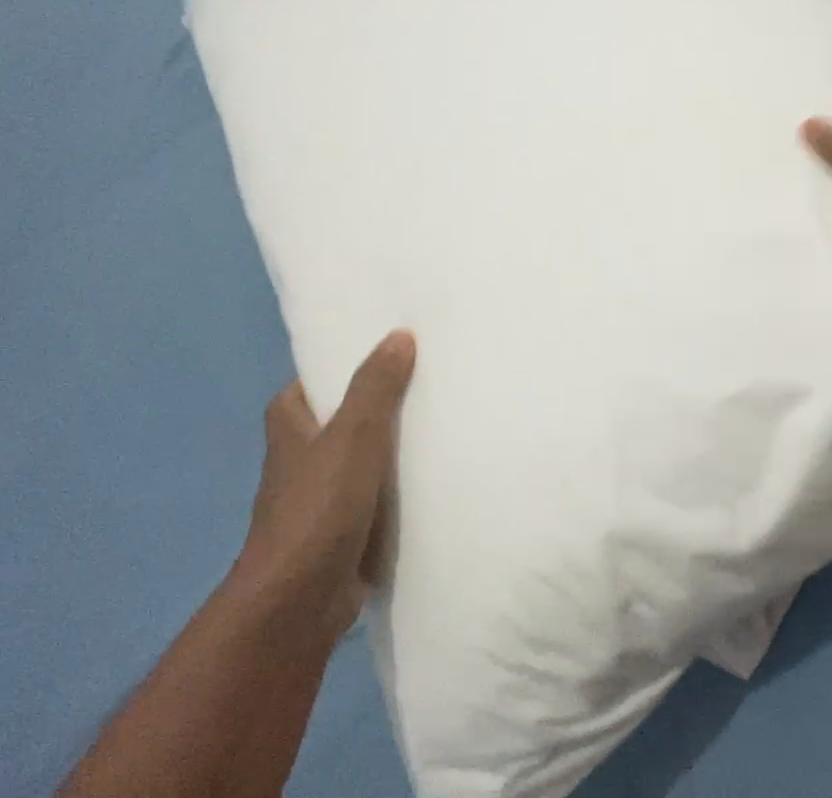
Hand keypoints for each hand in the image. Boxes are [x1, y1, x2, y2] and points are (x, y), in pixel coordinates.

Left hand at [236, 331, 415, 638]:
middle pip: (332, 427)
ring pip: (356, 466)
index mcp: (291, 437)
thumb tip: (398, 335)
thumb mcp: (354, 438)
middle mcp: (299, 467)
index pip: (298, 394)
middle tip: (423, 388)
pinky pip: (374, 502)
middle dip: (369, 411)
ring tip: (441, 432)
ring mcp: (319, 505)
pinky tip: (433, 486)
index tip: (373, 358)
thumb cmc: (319, 508)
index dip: (327, 374)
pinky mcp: (343, 536)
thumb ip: (375, 389)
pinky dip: (397, 492)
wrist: (300, 597)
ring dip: (387, 454)